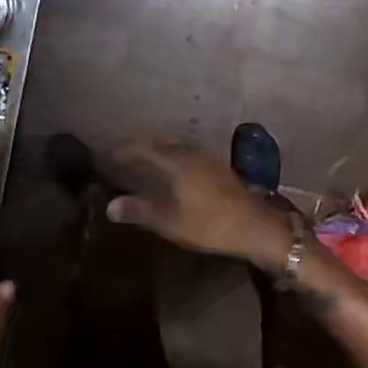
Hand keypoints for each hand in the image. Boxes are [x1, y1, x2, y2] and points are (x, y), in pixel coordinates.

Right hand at [100, 139, 291, 268]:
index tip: (111, 155)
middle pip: (161, 141)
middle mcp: (191, 153)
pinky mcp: (218, 165)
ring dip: (159, 145)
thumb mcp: (172, 223)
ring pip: (177, 143)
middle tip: (126, 154)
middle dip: (141, 144)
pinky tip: (174, 164)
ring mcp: (208, 157)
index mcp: (178, 163)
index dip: (126, 151)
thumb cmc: (212, 225)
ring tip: (146, 156)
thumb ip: (141, 211)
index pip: (145, 149)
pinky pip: (188, 148)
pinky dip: (174, 150)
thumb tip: (111, 206)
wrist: (257, 226)